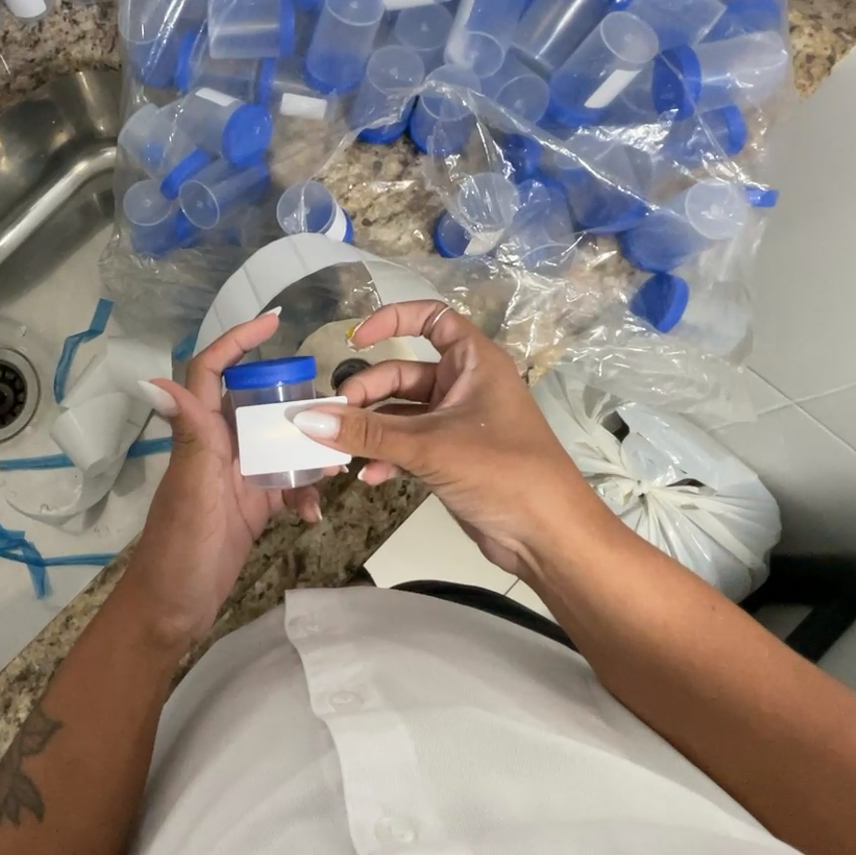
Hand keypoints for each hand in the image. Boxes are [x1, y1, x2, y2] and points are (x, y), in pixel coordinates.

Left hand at [122, 311, 326, 645]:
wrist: (175, 607)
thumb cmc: (179, 547)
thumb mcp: (191, 487)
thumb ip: (187, 435)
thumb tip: (150, 378)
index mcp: (199, 434)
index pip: (211, 371)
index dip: (237, 341)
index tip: (274, 321)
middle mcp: (218, 447)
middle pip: (258, 404)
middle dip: (295, 403)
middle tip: (334, 409)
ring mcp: (237, 476)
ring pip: (279, 445)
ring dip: (308, 452)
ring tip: (337, 465)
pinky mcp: (252, 505)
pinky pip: (286, 486)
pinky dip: (303, 494)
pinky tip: (314, 514)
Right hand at [288, 301, 617, 578]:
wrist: (548, 536)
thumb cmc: (502, 471)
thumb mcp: (428, 446)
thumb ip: (366, 433)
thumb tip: (307, 419)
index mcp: (474, 362)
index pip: (432, 318)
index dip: (394, 320)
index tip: (356, 341)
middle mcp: (464, 386)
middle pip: (401, 374)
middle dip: (366, 394)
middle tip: (335, 419)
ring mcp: (456, 424)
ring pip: (400, 414)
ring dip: (370, 431)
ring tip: (339, 451)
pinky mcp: (450, 458)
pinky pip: (407, 447)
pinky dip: (386, 458)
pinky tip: (369, 478)